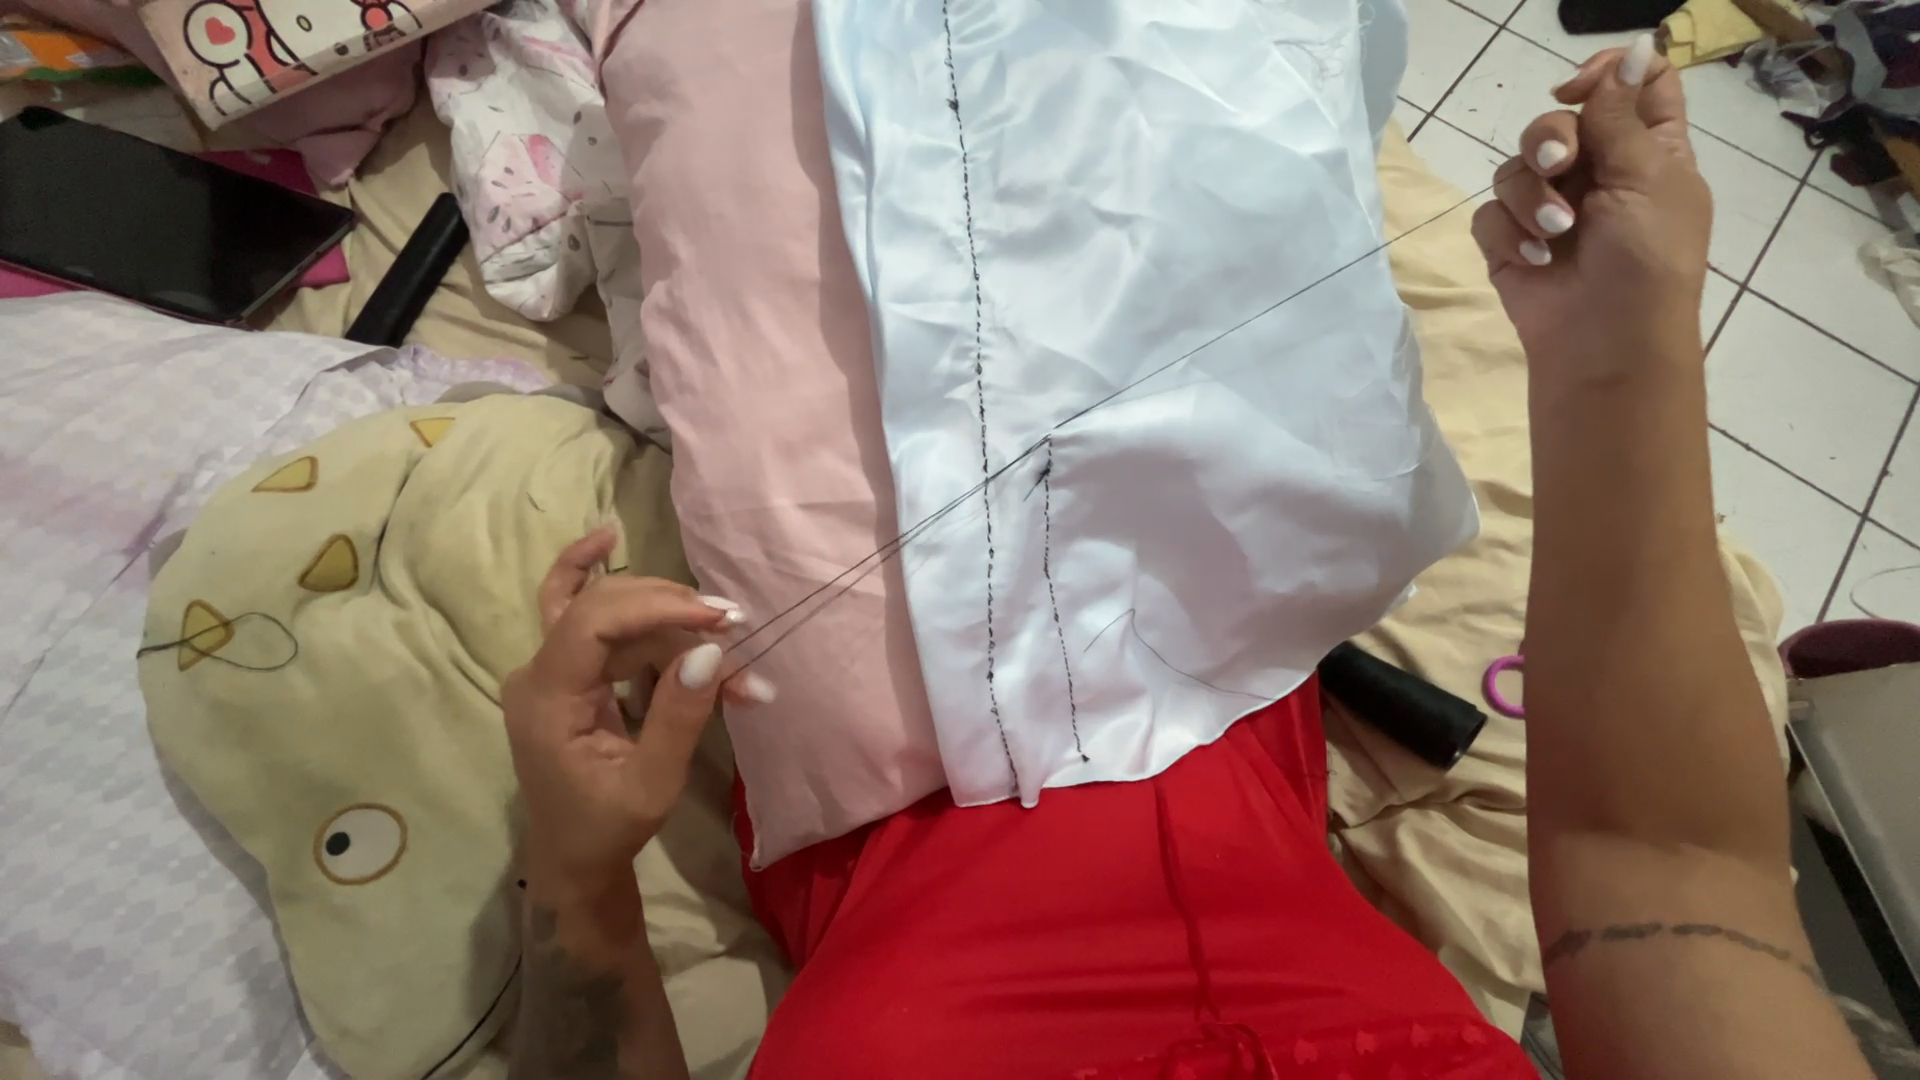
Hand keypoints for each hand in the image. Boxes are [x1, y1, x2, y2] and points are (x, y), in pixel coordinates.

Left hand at [503, 528, 771, 899]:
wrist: (574, 859)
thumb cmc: (608, 827)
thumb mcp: (653, 783)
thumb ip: (678, 715)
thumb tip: (712, 651)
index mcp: (545, 698)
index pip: (594, 621)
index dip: (659, 607)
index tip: (720, 619)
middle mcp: (538, 671)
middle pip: (606, 606)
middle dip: (676, 610)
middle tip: (737, 626)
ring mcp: (551, 668)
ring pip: (616, 615)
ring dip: (678, 627)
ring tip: (735, 659)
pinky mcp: (570, 672)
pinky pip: (587, 615)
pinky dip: (612, 587)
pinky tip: (606, 540)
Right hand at [1471, 35, 1711, 382]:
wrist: (1601, 337)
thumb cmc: (1646, 259)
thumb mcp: (1647, 178)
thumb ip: (1621, 118)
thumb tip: (1633, 48)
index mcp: (1645, 146)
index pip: (1629, 85)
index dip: (1604, 75)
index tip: (1577, 90)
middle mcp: (1592, 170)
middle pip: (1554, 123)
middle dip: (1550, 143)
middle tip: (1561, 167)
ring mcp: (1544, 207)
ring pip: (1513, 170)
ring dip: (1530, 199)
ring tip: (1554, 234)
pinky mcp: (1505, 241)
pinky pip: (1487, 216)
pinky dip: (1505, 234)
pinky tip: (1532, 259)